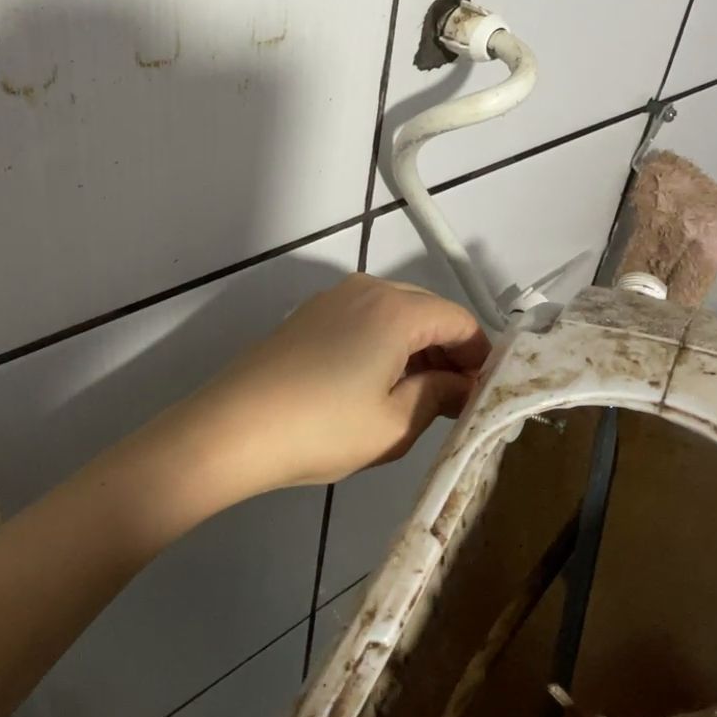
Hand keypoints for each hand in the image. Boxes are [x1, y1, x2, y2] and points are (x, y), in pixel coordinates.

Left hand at [156, 273, 491, 501]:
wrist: (234, 427)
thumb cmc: (322, 428)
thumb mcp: (394, 423)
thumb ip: (440, 395)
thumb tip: (463, 385)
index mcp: (396, 308)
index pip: (460, 321)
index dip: (480, 358)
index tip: (483, 398)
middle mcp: (366, 289)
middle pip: (427, 311)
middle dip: (448, 352)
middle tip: (453, 403)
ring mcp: (332, 299)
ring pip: (394, 314)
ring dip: (415, 349)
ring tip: (416, 401)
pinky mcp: (307, 316)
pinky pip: (363, 321)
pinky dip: (383, 346)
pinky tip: (373, 386)